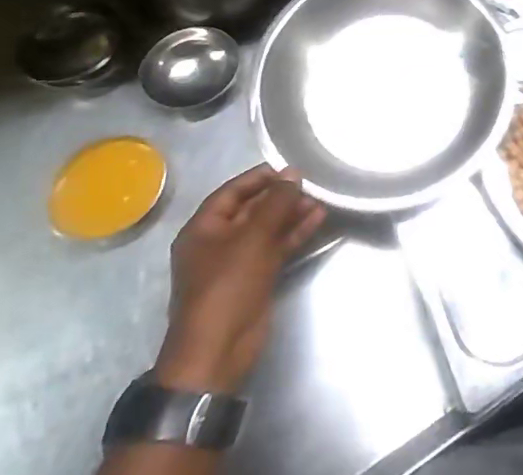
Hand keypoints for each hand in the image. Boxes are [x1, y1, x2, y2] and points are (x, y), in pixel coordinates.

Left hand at [153, 165, 326, 394]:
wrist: (218, 352)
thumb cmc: (227, 287)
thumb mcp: (251, 240)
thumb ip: (274, 204)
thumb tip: (293, 174)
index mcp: (202, 227)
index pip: (232, 192)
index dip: (260, 179)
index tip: (288, 169)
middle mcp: (217, 241)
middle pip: (251, 210)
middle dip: (279, 197)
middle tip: (310, 184)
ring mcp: (236, 263)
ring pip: (266, 230)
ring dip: (290, 215)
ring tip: (320, 200)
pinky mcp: (255, 281)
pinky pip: (275, 250)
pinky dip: (293, 236)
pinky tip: (316, 221)